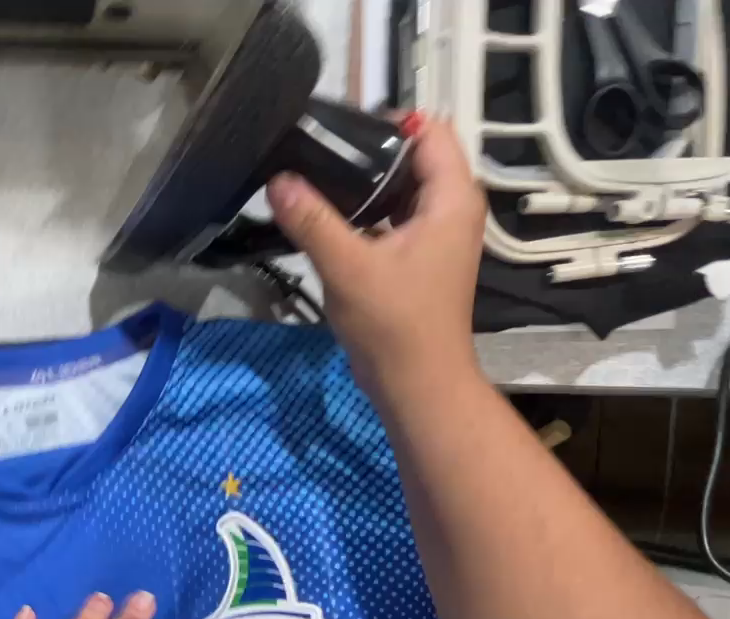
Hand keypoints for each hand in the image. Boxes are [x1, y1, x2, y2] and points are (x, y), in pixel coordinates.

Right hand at [267, 117, 487, 390]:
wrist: (415, 384)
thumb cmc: (393, 323)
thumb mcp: (347, 267)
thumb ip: (312, 221)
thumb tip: (278, 180)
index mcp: (451, 198)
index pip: (429, 131)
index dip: (386, 124)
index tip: (336, 132)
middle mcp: (450, 210)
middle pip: (412, 161)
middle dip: (366, 156)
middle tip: (315, 158)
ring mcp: (434, 238)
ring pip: (398, 194)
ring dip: (362, 190)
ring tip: (314, 186)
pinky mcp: (416, 262)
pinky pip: (391, 223)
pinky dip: (364, 218)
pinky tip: (327, 224)